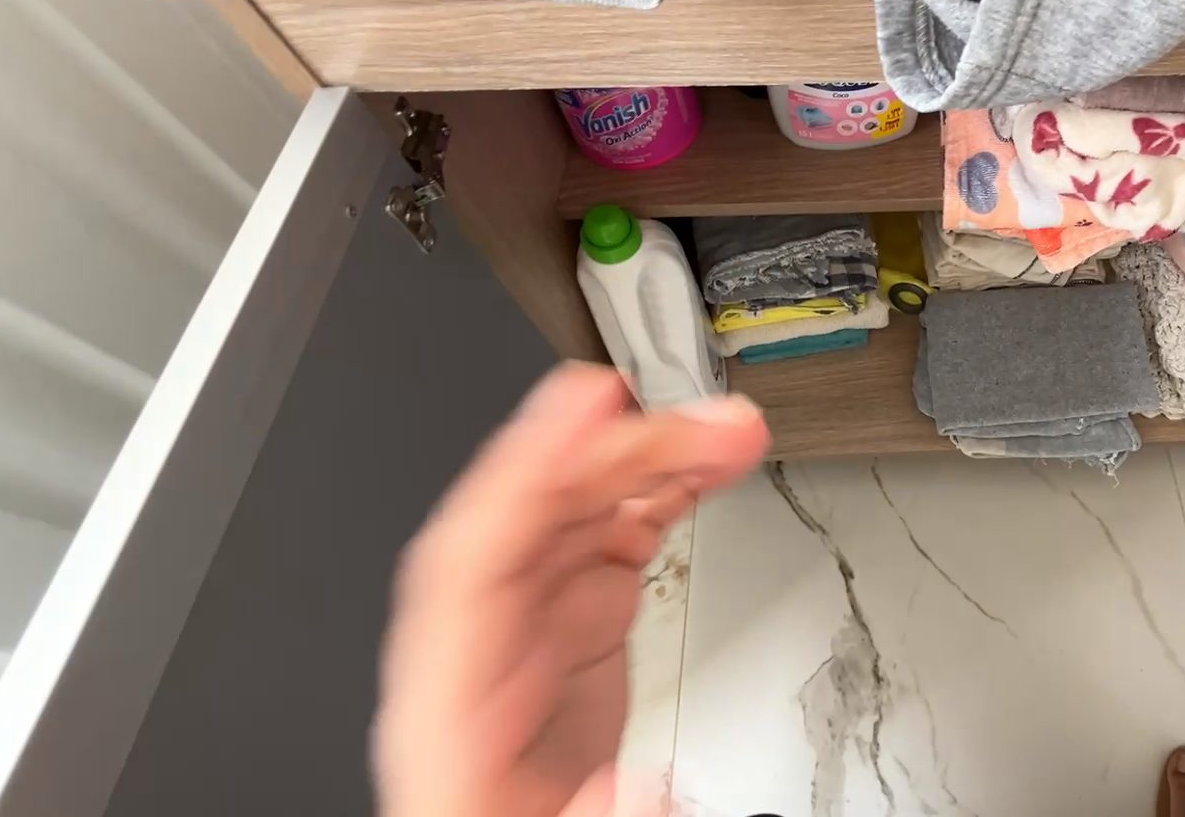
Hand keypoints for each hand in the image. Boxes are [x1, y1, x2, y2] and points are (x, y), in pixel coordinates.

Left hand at [374, 363, 768, 816]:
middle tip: (717, 423)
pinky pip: (617, 535)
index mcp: (455, 704)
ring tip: (730, 433)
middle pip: (548, 513)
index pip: (476, 556)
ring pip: (589, 508)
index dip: (532, 465)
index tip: (591, 405)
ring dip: (659, 458)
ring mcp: (538, 626)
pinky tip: (702, 470)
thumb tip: (644, 785)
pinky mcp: (580, 625)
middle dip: (635, 452)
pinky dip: (662, 493)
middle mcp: (493, 644)